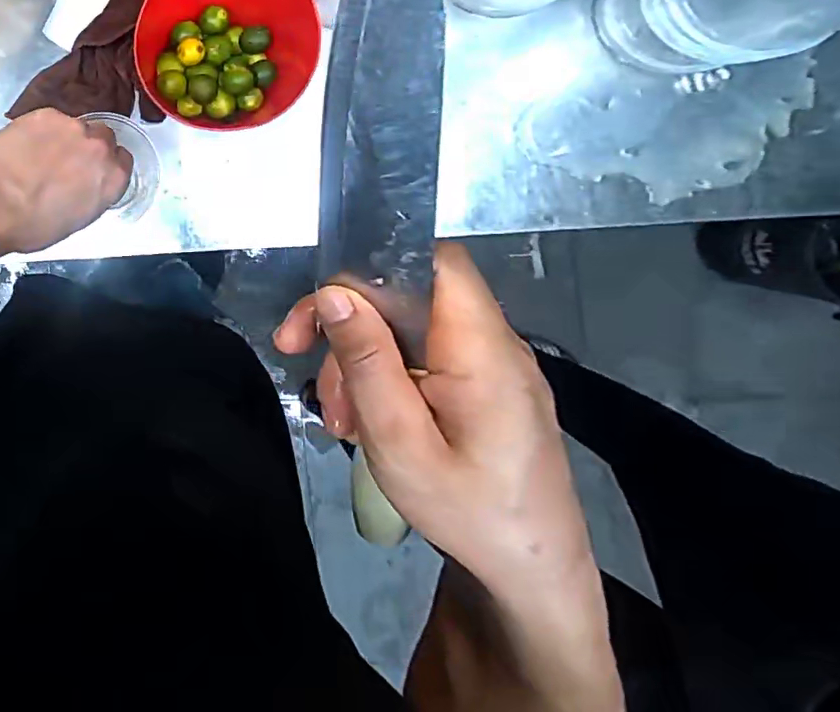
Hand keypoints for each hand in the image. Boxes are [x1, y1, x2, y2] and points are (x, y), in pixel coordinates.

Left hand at [0, 109, 131, 253]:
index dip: (106, 165)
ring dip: (64, 137)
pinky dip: (40, 130)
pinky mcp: (45, 114)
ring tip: (40, 152)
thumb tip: (83, 184)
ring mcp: (73, 126)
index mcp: (113, 177)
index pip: (122, 160)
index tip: (91, 172)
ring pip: (75, 126)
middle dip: (89, 147)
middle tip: (65, 161)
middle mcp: (100, 147)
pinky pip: (50, 119)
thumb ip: (92, 193)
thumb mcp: (78, 219)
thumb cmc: (35, 225)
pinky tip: (24, 144)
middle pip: (103, 137)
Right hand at [272, 243, 595, 595]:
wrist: (535, 579)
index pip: (436, 261)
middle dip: (350, 324)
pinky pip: (425, 356)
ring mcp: (493, 364)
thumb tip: (333, 293)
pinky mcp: (485, 385)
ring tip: (342, 417)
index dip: (377, 265)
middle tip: (304, 361)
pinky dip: (387, 375)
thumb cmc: (470, 513)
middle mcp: (494, 344)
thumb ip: (367, 363)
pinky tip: (366, 416)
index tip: (327, 305)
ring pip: (409, 327)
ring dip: (362, 358)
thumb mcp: (400, 443)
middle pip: (409, 296)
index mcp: (483, 350)